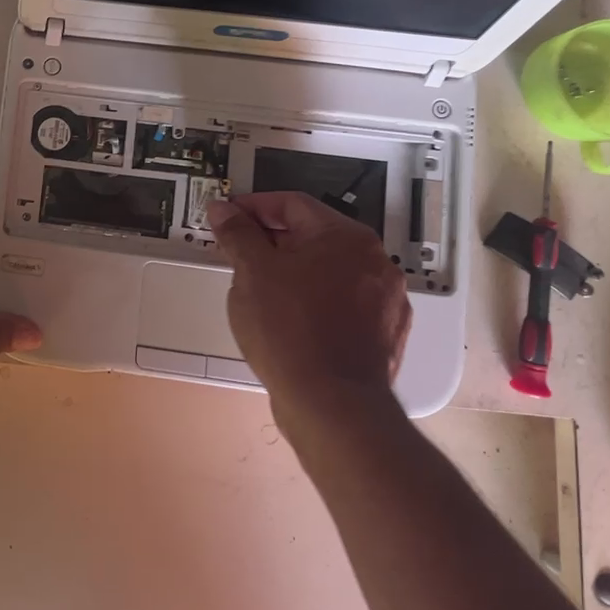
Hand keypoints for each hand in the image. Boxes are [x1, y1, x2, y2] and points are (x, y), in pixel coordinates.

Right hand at [206, 192, 411, 434]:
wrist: (331, 404)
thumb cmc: (291, 331)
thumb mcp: (251, 272)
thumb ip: (237, 234)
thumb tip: (224, 211)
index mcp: (347, 237)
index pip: (292, 204)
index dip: (253, 207)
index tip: (227, 217)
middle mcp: (376, 263)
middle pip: (314, 236)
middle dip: (272, 242)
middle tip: (238, 253)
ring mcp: (385, 302)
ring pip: (328, 272)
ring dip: (293, 273)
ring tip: (259, 290)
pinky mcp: (383, 336)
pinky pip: (342, 305)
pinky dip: (313, 303)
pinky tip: (288, 321)